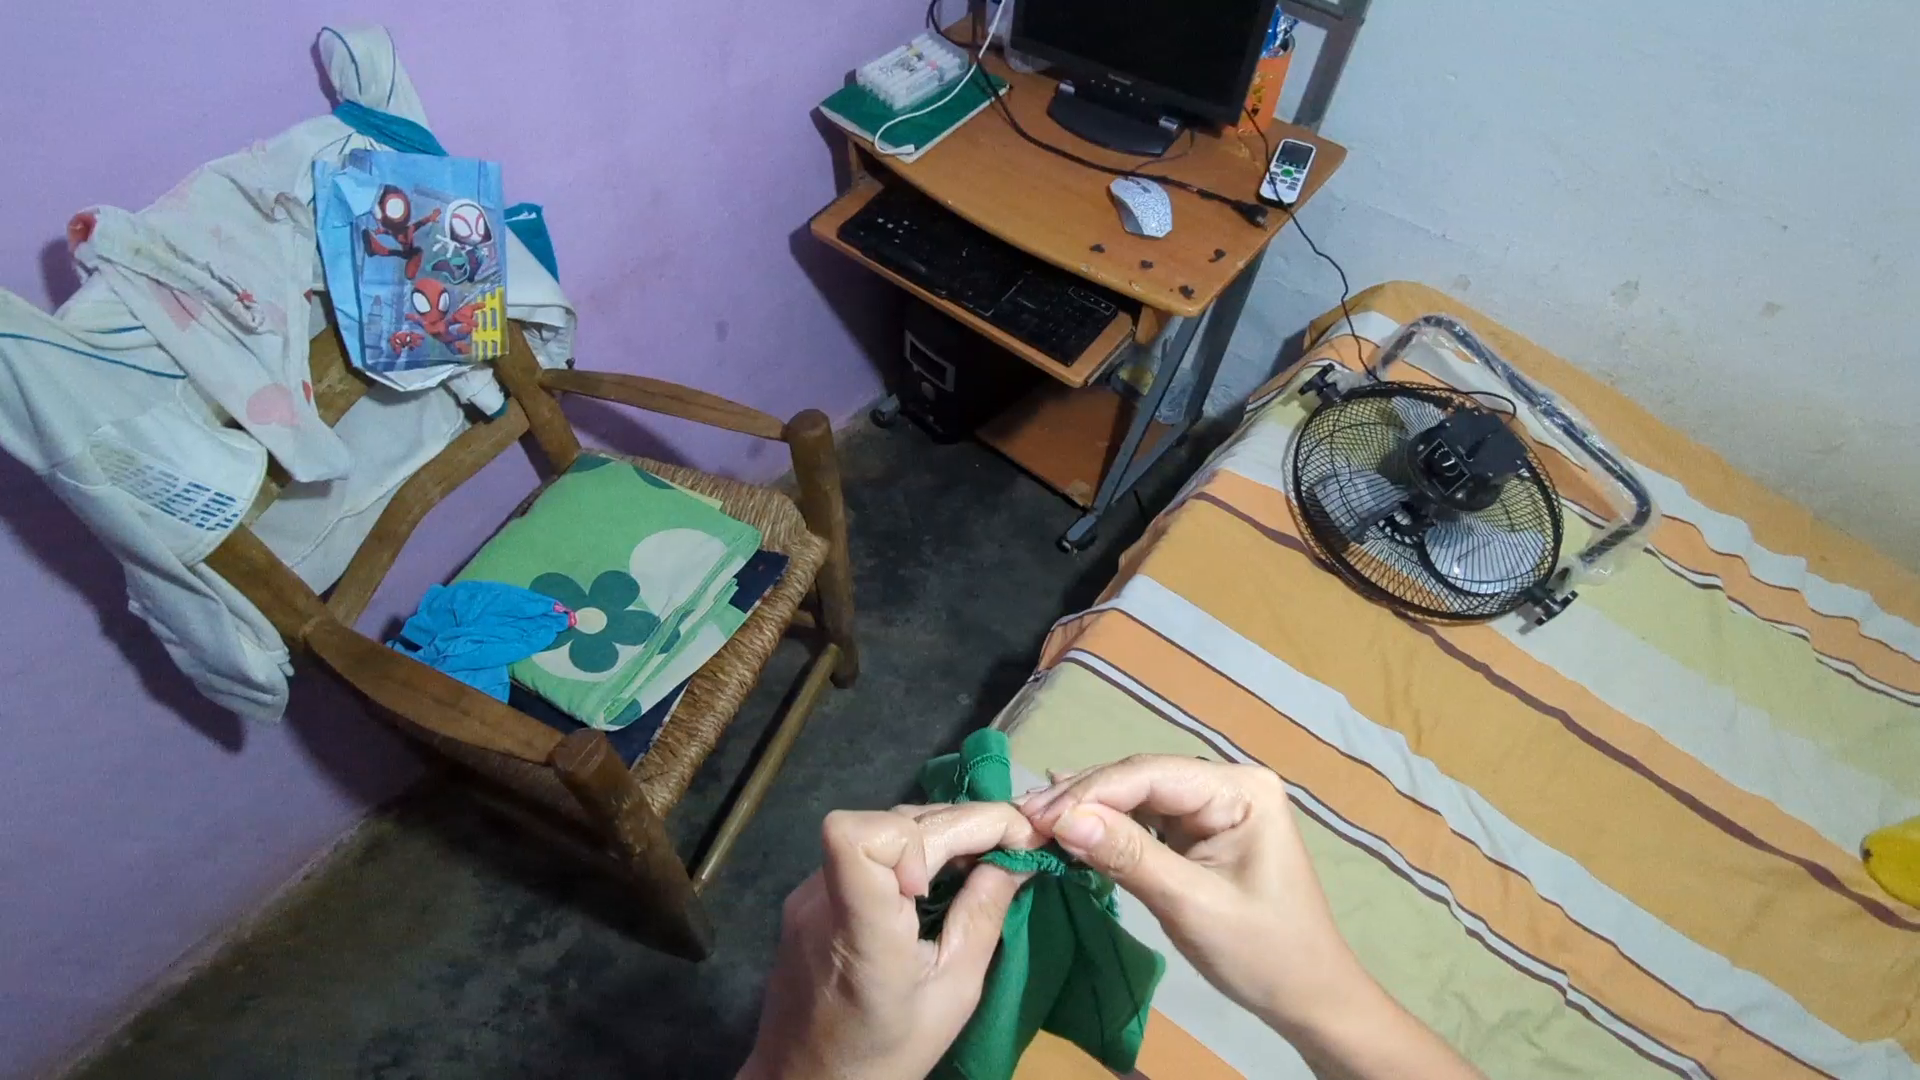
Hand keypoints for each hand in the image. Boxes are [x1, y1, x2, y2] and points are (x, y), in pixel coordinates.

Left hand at [740, 803, 1038, 1079]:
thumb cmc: (883, 1054)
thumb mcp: (952, 996)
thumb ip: (983, 916)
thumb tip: (1019, 856)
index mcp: (860, 931)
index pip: (858, 840)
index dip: (915, 838)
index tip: (956, 868)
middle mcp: (823, 894)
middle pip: (896, 821)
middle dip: (964, 821)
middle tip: (1015, 841)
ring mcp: (809, 886)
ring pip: (885, 820)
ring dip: (941, 828)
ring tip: (981, 856)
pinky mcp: (809, 887)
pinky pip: (870, 842)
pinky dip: (913, 845)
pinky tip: (937, 874)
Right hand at [1017, 756, 1360, 1030]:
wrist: (1310, 1000)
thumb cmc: (1264, 954)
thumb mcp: (1192, 906)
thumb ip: (1129, 856)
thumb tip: (1064, 820)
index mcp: (1239, 788)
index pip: (1150, 775)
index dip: (1091, 792)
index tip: (1039, 818)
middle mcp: (1224, 783)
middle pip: (1138, 779)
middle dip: (1082, 797)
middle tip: (1025, 816)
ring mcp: (1210, 803)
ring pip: (1134, 795)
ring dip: (1086, 808)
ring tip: (1034, 817)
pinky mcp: (1196, 827)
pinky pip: (1142, 816)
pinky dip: (1104, 822)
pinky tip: (1068, 818)